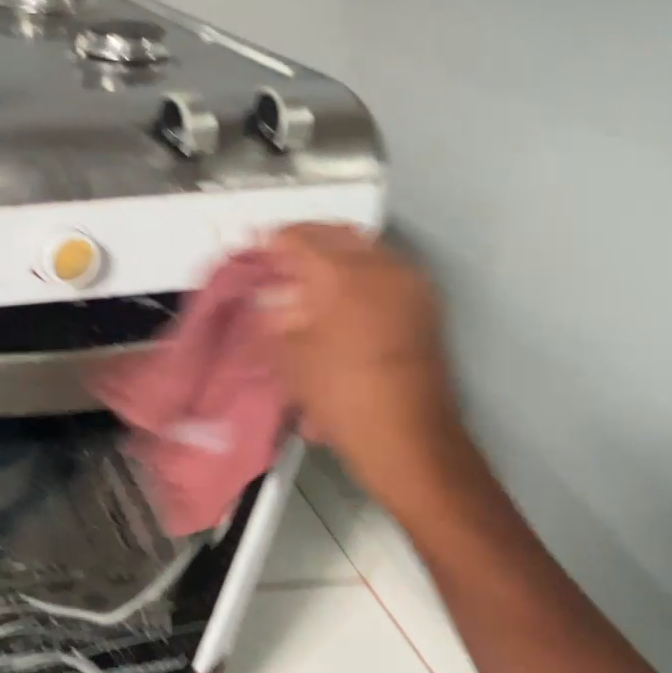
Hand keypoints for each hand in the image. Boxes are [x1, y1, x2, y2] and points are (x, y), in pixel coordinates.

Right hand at [261, 224, 485, 523]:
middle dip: (302, 241)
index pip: (297, 237)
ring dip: (330, 254)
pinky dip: (354, 271)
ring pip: (362, 247)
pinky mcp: (423, 304)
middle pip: (335, 232)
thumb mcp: (287, 355)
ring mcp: (409, 284)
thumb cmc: (339, 397)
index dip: (268, 242)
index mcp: (343, 275)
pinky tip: (333, 295)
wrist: (408, 440)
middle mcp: (382, 267)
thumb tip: (267, 292)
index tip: (248, 250)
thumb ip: (273, 313)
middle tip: (274, 260)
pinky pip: (381, 268)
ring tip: (301, 278)